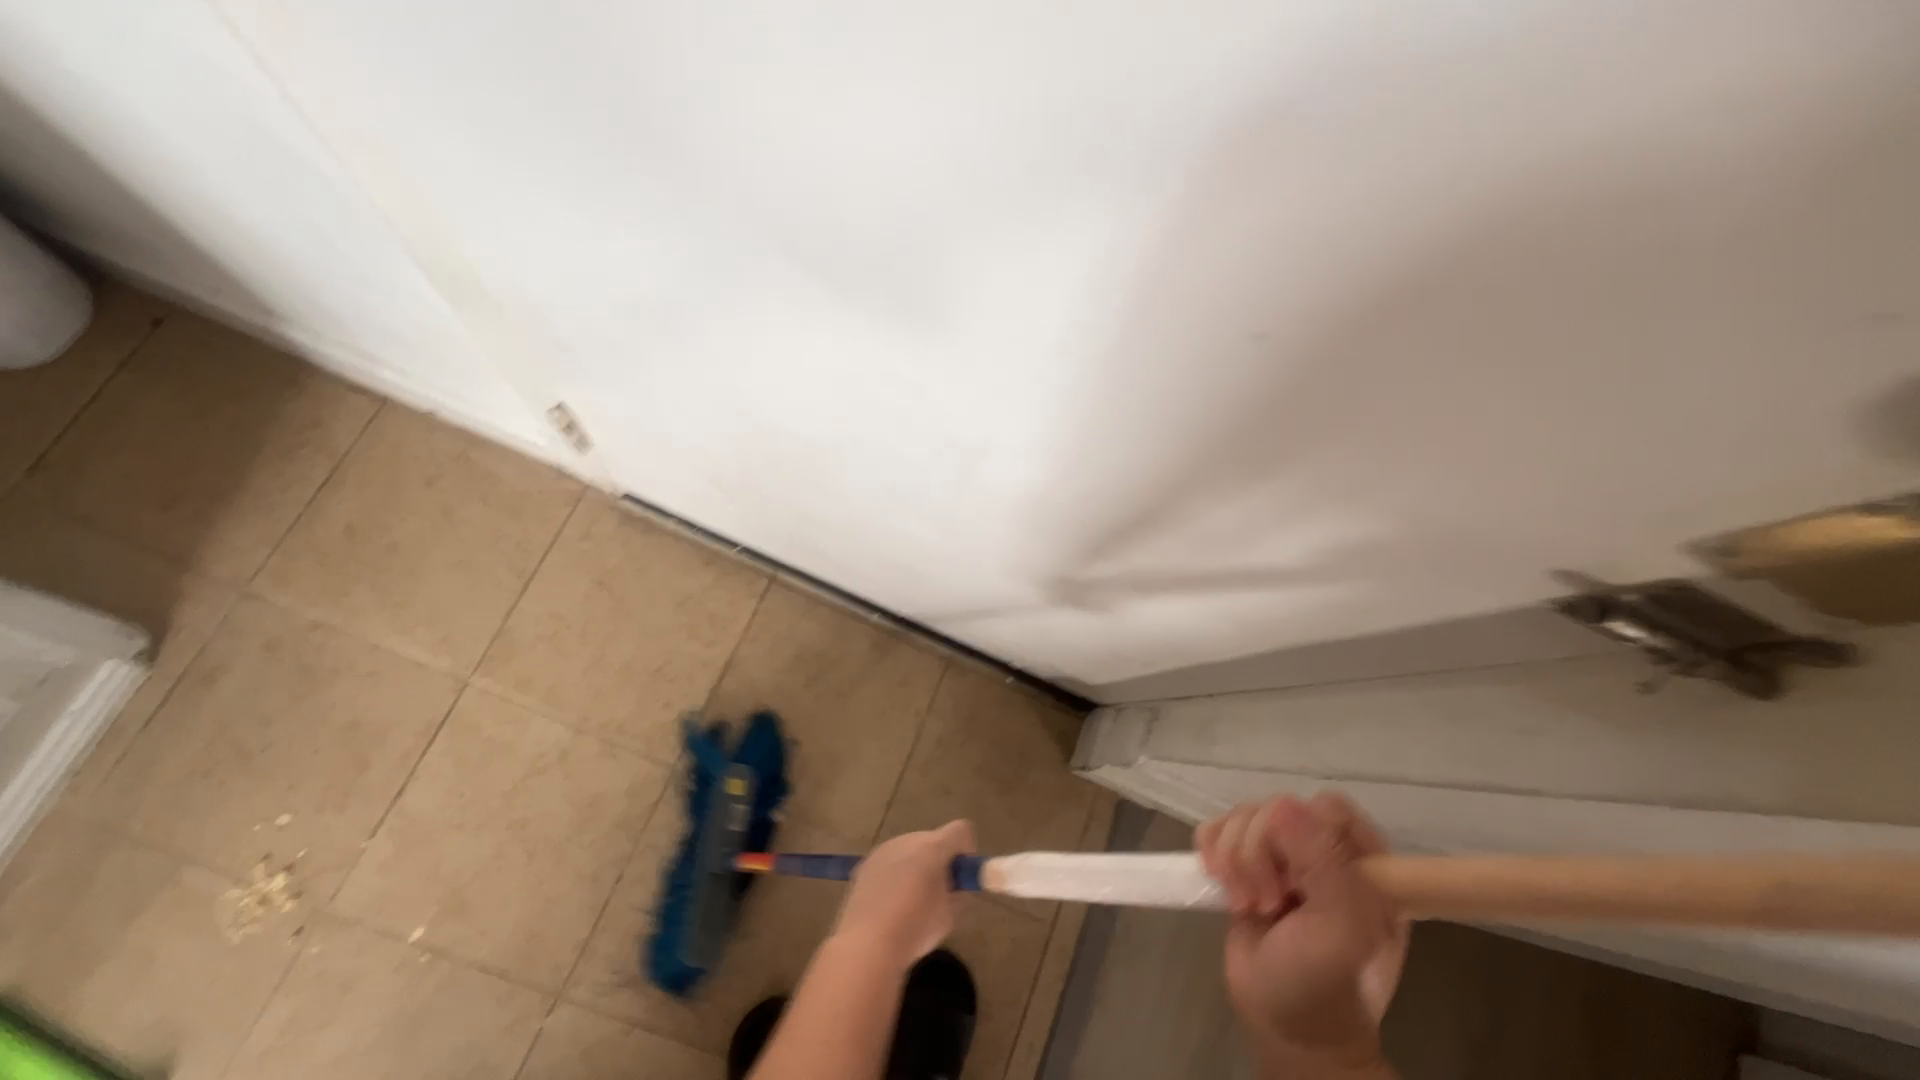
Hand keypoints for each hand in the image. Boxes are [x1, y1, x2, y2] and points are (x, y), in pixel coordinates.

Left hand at [832, 820, 975, 968]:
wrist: (866, 944)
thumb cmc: (915, 930)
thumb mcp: (950, 914)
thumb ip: (956, 890)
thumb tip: (952, 883)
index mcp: (933, 848)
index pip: (961, 830)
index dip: (966, 850)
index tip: (961, 876)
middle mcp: (908, 840)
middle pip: (934, 839)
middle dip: (940, 859)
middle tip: (938, 891)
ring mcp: (883, 850)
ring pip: (910, 849)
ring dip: (917, 865)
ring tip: (910, 899)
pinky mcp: (865, 863)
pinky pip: (890, 861)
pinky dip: (896, 874)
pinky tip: (890, 902)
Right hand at [1196, 794, 1406, 1077]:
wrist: (1284, 1024)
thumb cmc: (1323, 983)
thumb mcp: (1340, 929)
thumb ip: (1323, 863)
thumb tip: (1282, 805)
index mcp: (1365, 861)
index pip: (1326, 808)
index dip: (1300, 836)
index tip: (1295, 882)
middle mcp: (1323, 850)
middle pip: (1276, 808)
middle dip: (1258, 852)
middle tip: (1267, 902)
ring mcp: (1280, 855)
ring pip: (1243, 816)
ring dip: (1234, 859)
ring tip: (1247, 904)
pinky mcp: (1242, 862)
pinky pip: (1217, 828)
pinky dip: (1211, 850)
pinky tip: (1221, 884)